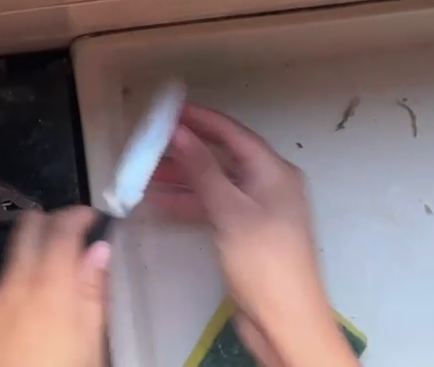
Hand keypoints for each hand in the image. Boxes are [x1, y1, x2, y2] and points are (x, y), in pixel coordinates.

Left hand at [0, 206, 110, 366]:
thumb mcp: (90, 348)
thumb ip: (93, 295)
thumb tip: (99, 249)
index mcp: (50, 286)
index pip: (62, 227)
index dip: (78, 214)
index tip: (92, 216)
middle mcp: (15, 282)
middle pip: (28, 230)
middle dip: (49, 224)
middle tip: (69, 235)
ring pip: (13, 262)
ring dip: (32, 261)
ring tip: (53, 289)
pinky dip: (16, 292)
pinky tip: (27, 322)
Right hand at [153, 105, 358, 366]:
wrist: (287, 325)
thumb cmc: (263, 262)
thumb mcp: (229, 211)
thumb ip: (202, 168)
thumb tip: (178, 132)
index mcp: (273, 171)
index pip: (232, 133)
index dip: (200, 118)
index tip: (168, 109)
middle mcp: (268, 184)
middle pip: (222, 155)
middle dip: (186, 149)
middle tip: (150, 142)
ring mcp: (257, 209)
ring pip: (215, 181)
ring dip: (183, 177)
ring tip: (146, 173)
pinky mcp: (246, 232)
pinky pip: (214, 205)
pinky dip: (190, 202)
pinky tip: (160, 203)